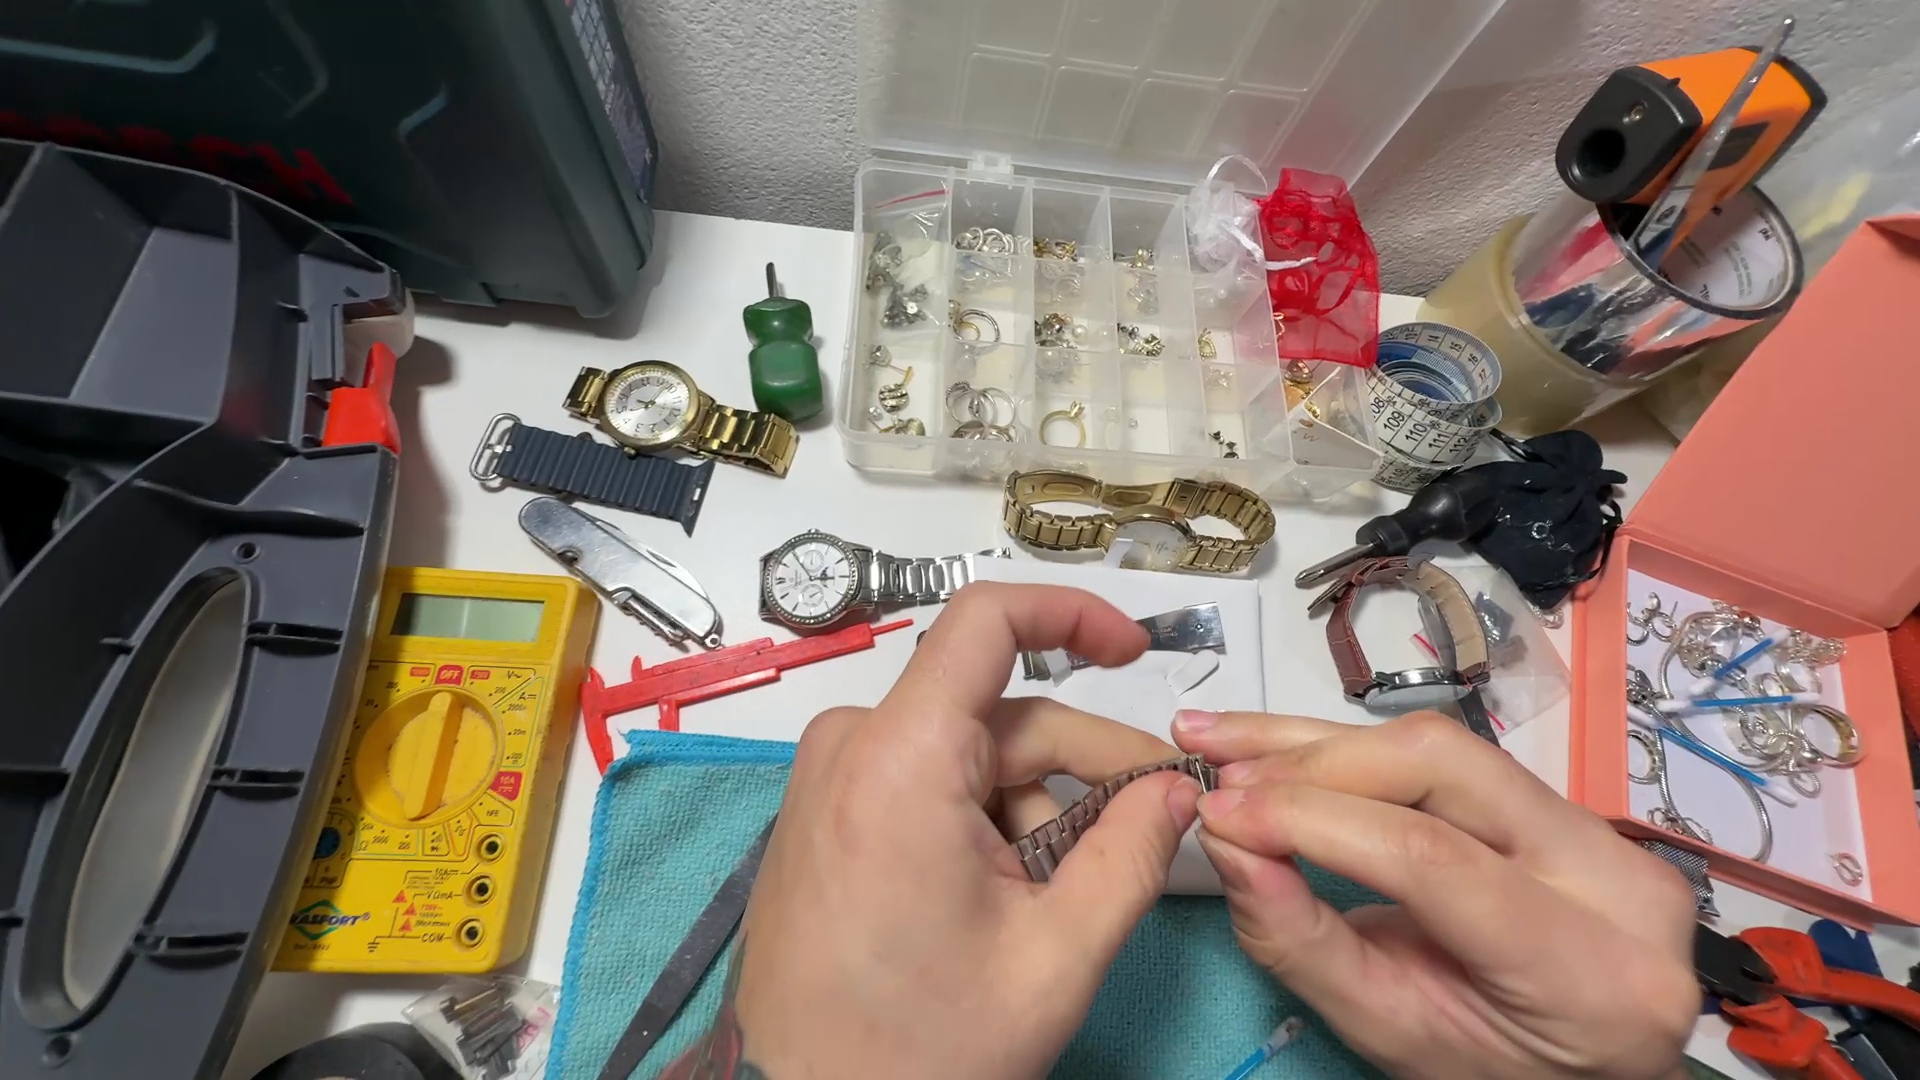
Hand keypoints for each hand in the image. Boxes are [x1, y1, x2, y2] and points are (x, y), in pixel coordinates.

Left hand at [674, 584, 1203, 1079]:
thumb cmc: (914, 1051)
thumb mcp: (1050, 959)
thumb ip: (1130, 857)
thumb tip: (1176, 787)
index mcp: (900, 754)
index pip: (986, 620)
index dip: (1070, 612)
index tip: (1133, 648)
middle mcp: (856, 739)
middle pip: (1001, 715)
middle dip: (1083, 764)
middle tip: (1151, 820)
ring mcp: (837, 767)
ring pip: (973, 751)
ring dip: (1035, 805)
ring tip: (1059, 895)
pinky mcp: (834, 797)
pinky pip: (933, 773)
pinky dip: (988, 812)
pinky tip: (1006, 888)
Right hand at [1172, 710, 1697, 1079]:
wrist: (1570, 1060)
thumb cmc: (1477, 1063)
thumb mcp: (1380, 1028)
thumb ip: (1297, 939)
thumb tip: (1226, 840)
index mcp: (1586, 970)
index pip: (1428, 856)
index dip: (1307, 819)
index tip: (1217, 815)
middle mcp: (1610, 874)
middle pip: (1435, 764)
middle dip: (1308, 763)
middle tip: (1220, 780)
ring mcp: (1589, 824)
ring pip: (1426, 740)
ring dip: (1307, 739)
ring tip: (1214, 739)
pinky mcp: (1547, 795)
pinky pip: (1427, 748)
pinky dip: (1332, 742)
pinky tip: (1261, 740)